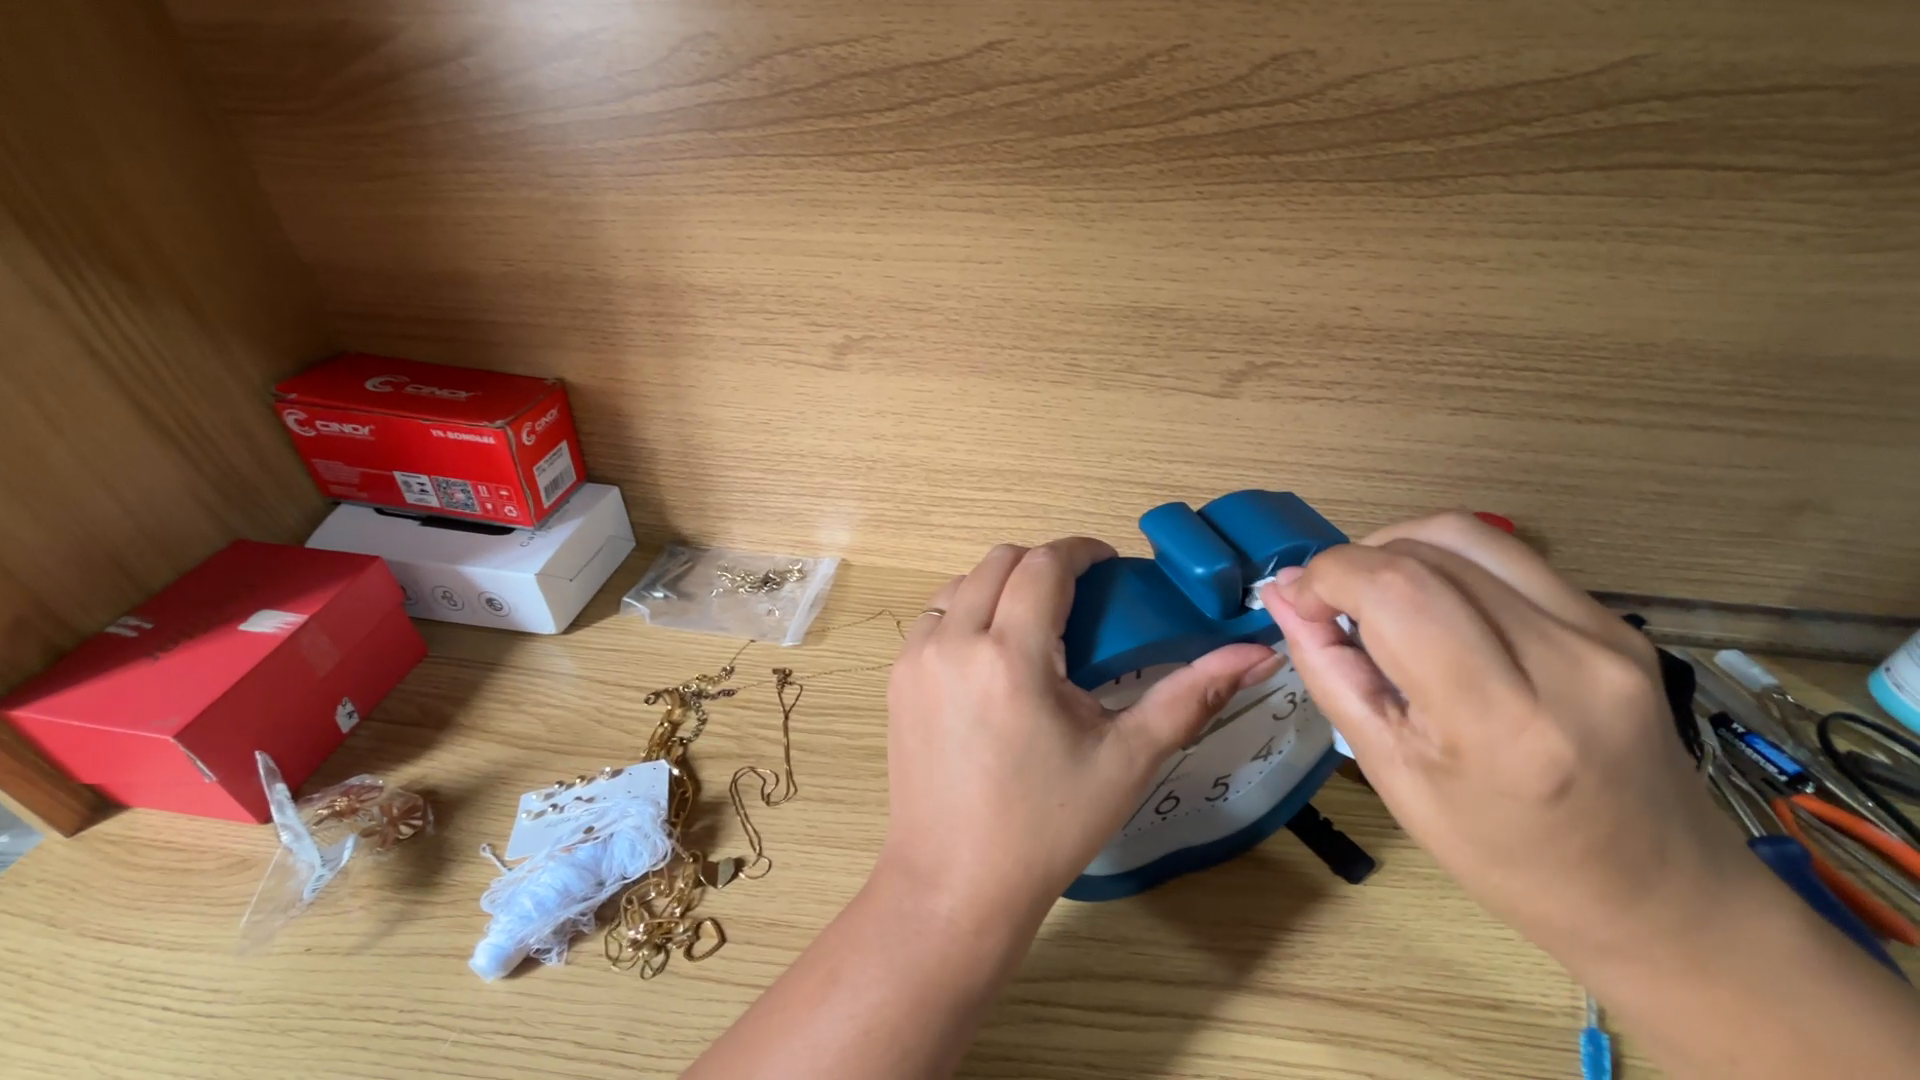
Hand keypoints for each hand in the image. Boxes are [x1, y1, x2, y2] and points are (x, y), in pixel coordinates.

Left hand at [880, 539, 1280, 925]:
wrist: (955, 882)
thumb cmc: (1048, 826)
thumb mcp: (1126, 760)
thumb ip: (1191, 696)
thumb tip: (1256, 654)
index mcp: (1011, 656)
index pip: (1044, 565)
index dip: (1081, 551)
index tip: (1109, 564)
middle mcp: (953, 643)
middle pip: (999, 561)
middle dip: (1043, 564)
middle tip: (1081, 598)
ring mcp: (916, 661)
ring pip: (960, 584)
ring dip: (1001, 585)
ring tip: (1037, 624)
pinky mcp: (897, 681)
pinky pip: (932, 618)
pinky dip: (965, 613)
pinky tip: (993, 656)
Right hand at [1263, 512, 1757, 957]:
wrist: (1658, 894)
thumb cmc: (1506, 857)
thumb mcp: (1395, 777)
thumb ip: (1333, 676)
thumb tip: (1284, 599)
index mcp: (1500, 721)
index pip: (1397, 591)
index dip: (1327, 576)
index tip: (1296, 603)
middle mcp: (1564, 658)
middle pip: (1429, 550)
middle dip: (1354, 563)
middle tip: (1328, 608)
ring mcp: (1602, 632)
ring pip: (1468, 533)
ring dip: (1397, 550)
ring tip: (1372, 597)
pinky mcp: (1615, 621)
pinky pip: (1507, 558)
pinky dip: (1444, 564)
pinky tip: (1431, 609)